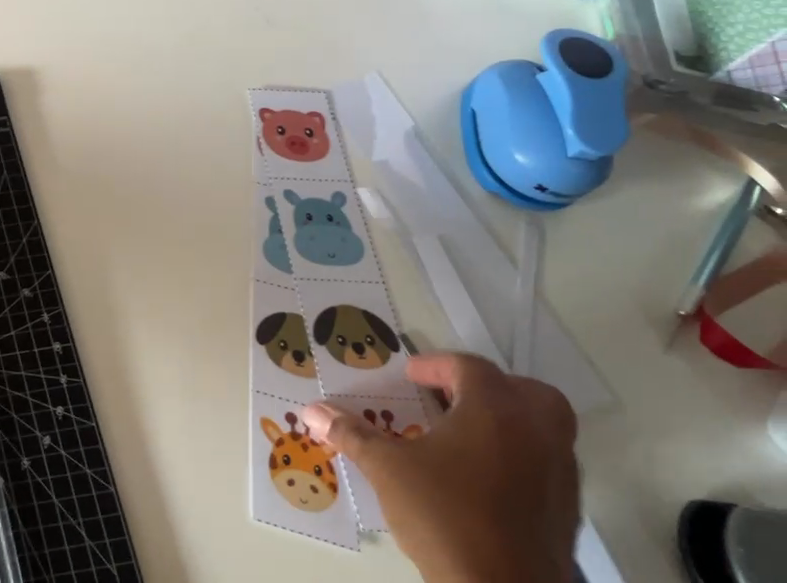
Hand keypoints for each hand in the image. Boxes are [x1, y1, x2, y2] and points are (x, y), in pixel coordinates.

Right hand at [303, 353, 578, 582]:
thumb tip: (314, 411)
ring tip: (461, 437)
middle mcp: (536, 433)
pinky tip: (480, 476)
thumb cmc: (443, 514)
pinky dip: (517, 456)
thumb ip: (352, 434)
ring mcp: (559, 472)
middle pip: (525, 391)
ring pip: (544, 428)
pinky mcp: (566, 508)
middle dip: (488, 387)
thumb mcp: (386, 469)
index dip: (436, 365)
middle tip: (449, 397)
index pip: (470, 368)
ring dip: (506, 421)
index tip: (409, 376)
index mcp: (494, 412)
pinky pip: (545, 463)